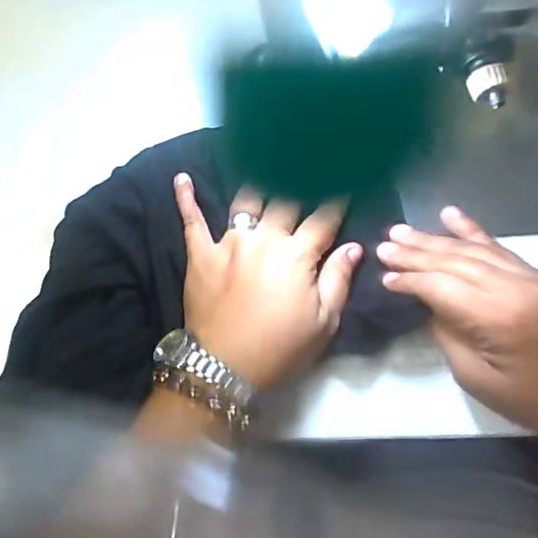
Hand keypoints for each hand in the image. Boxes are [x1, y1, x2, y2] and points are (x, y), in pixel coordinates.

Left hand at [173, 174, 361, 390]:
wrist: (223, 369)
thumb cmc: (280, 348)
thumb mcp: (323, 322)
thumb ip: (338, 279)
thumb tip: (354, 246)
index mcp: (298, 255)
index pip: (324, 218)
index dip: (337, 199)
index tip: (345, 181)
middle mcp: (265, 238)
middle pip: (287, 200)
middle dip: (301, 183)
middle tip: (307, 170)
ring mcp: (229, 242)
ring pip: (246, 202)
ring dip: (259, 186)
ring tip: (265, 168)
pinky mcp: (201, 253)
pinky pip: (193, 220)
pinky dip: (187, 198)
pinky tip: (182, 178)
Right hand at [379, 206, 537, 467]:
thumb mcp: (480, 380)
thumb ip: (450, 335)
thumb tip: (432, 305)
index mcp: (499, 316)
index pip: (441, 286)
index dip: (409, 279)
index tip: (383, 274)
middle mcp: (516, 285)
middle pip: (456, 261)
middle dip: (417, 252)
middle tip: (385, 243)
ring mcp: (533, 276)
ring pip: (476, 250)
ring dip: (438, 240)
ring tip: (404, 231)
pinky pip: (501, 249)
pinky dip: (474, 232)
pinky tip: (452, 216)